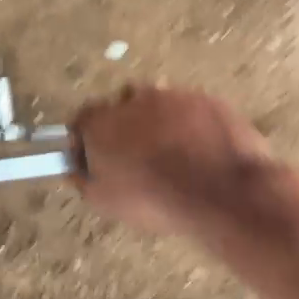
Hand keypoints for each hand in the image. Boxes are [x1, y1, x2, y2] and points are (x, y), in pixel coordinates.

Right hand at [72, 85, 276, 237]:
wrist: (223, 194)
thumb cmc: (153, 199)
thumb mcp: (104, 201)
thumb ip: (83, 180)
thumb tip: (76, 170)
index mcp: (99, 121)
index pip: (82, 120)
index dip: (87, 139)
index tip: (96, 158)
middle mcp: (131, 99)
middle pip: (121, 107)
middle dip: (126, 126)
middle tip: (139, 156)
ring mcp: (174, 96)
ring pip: (160, 106)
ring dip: (161, 123)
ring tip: (175, 154)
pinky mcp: (210, 101)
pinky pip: (194, 111)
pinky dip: (194, 127)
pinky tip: (203, 151)